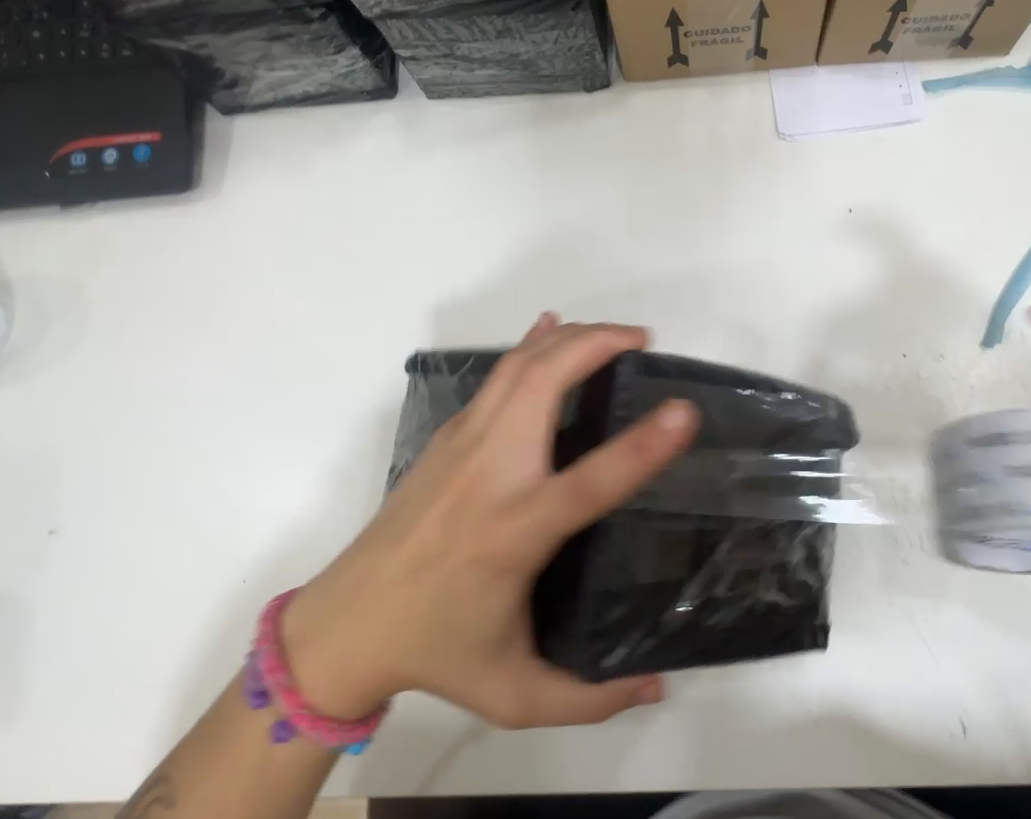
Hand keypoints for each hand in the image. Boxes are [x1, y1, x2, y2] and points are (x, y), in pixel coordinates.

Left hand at [278, 315, 698, 729]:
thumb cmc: (437, 653)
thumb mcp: (514, 695)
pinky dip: (528, 348)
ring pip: (517, 368)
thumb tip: (659, 686)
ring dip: (566, 339)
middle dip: (597, 345)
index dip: (643, 445)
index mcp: (515, 532)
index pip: (591, 481)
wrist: (346, 624)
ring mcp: (463, 448)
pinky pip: (496, 378)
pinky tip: (547, 332)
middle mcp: (491, 475)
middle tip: (645, 340)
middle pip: (545, 384)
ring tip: (613, 335)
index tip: (684, 409)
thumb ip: (590, 700)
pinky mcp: (446, 440)